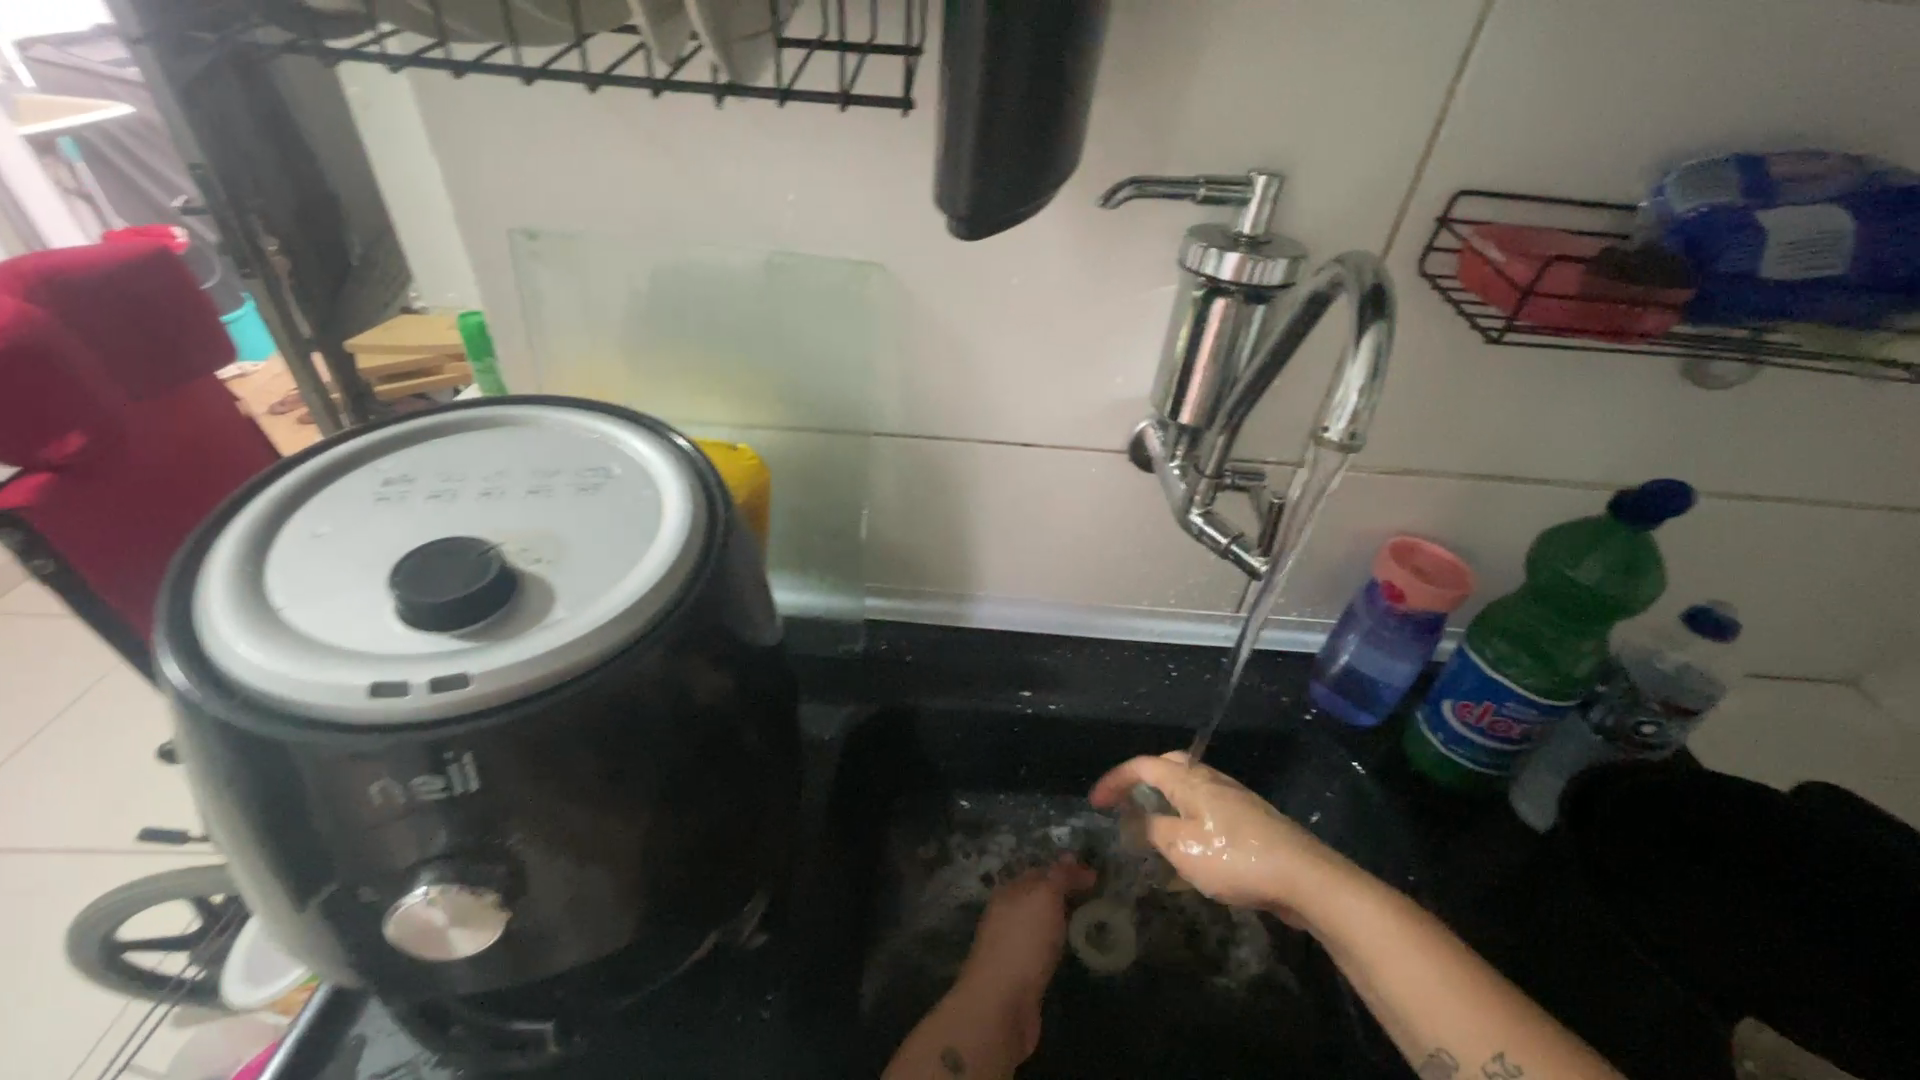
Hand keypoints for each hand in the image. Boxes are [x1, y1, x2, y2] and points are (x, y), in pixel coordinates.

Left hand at [951, 857, 1096, 1056]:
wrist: (1000, 1004)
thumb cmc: (1023, 942)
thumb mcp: (1044, 898)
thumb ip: (1058, 877)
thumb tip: (1070, 856)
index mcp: (1009, 892)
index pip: (1040, 871)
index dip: (1066, 870)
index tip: (1096, 876)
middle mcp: (1007, 915)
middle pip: (1038, 898)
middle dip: (1064, 894)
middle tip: (1098, 898)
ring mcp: (1011, 946)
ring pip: (1040, 924)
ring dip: (1062, 921)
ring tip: (1091, 922)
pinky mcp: (1020, 975)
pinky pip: (1042, 950)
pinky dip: (1058, 945)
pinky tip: (1071, 951)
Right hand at [1089, 751, 1362, 929]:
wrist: (1305, 878)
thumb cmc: (1236, 859)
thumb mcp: (1181, 848)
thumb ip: (1151, 830)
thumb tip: (1130, 818)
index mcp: (1191, 781)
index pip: (1143, 766)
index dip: (1115, 780)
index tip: (1095, 802)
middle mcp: (1213, 781)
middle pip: (1171, 766)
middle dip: (1144, 779)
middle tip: (1126, 802)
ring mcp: (1236, 800)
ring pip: (1192, 787)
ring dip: (1167, 800)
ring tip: (1154, 828)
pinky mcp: (1252, 822)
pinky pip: (1209, 808)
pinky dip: (1188, 817)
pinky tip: (1192, 849)